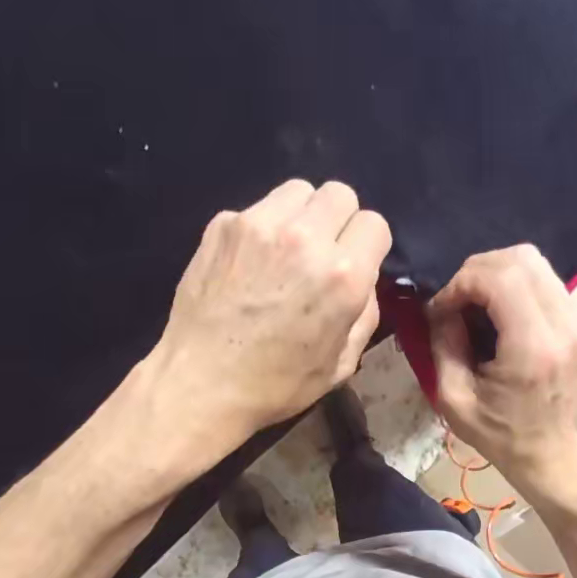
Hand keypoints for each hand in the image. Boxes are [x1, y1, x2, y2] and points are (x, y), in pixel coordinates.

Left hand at [146, 179, 391, 448]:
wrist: (201, 384)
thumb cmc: (275, 386)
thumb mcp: (340, 365)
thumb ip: (364, 314)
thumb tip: (363, 283)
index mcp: (343, 276)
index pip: (374, 225)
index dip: (366, 247)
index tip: (352, 266)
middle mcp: (306, 238)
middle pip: (339, 194)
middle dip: (337, 222)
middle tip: (319, 256)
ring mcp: (260, 225)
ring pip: (298, 191)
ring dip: (301, 216)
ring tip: (285, 252)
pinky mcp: (223, 225)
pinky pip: (257, 209)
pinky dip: (261, 229)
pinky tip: (248, 264)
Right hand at [429, 245, 576, 498]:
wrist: (545, 452)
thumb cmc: (496, 432)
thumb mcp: (452, 398)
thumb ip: (444, 345)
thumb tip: (441, 307)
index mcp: (532, 349)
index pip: (500, 278)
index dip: (461, 282)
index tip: (440, 309)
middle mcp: (563, 326)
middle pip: (520, 259)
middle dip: (476, 271)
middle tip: (454, 302)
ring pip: (534, 261)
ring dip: (494, 274)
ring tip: (472, 304)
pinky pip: (543, 278)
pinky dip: (512, 283)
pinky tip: (494, 311)